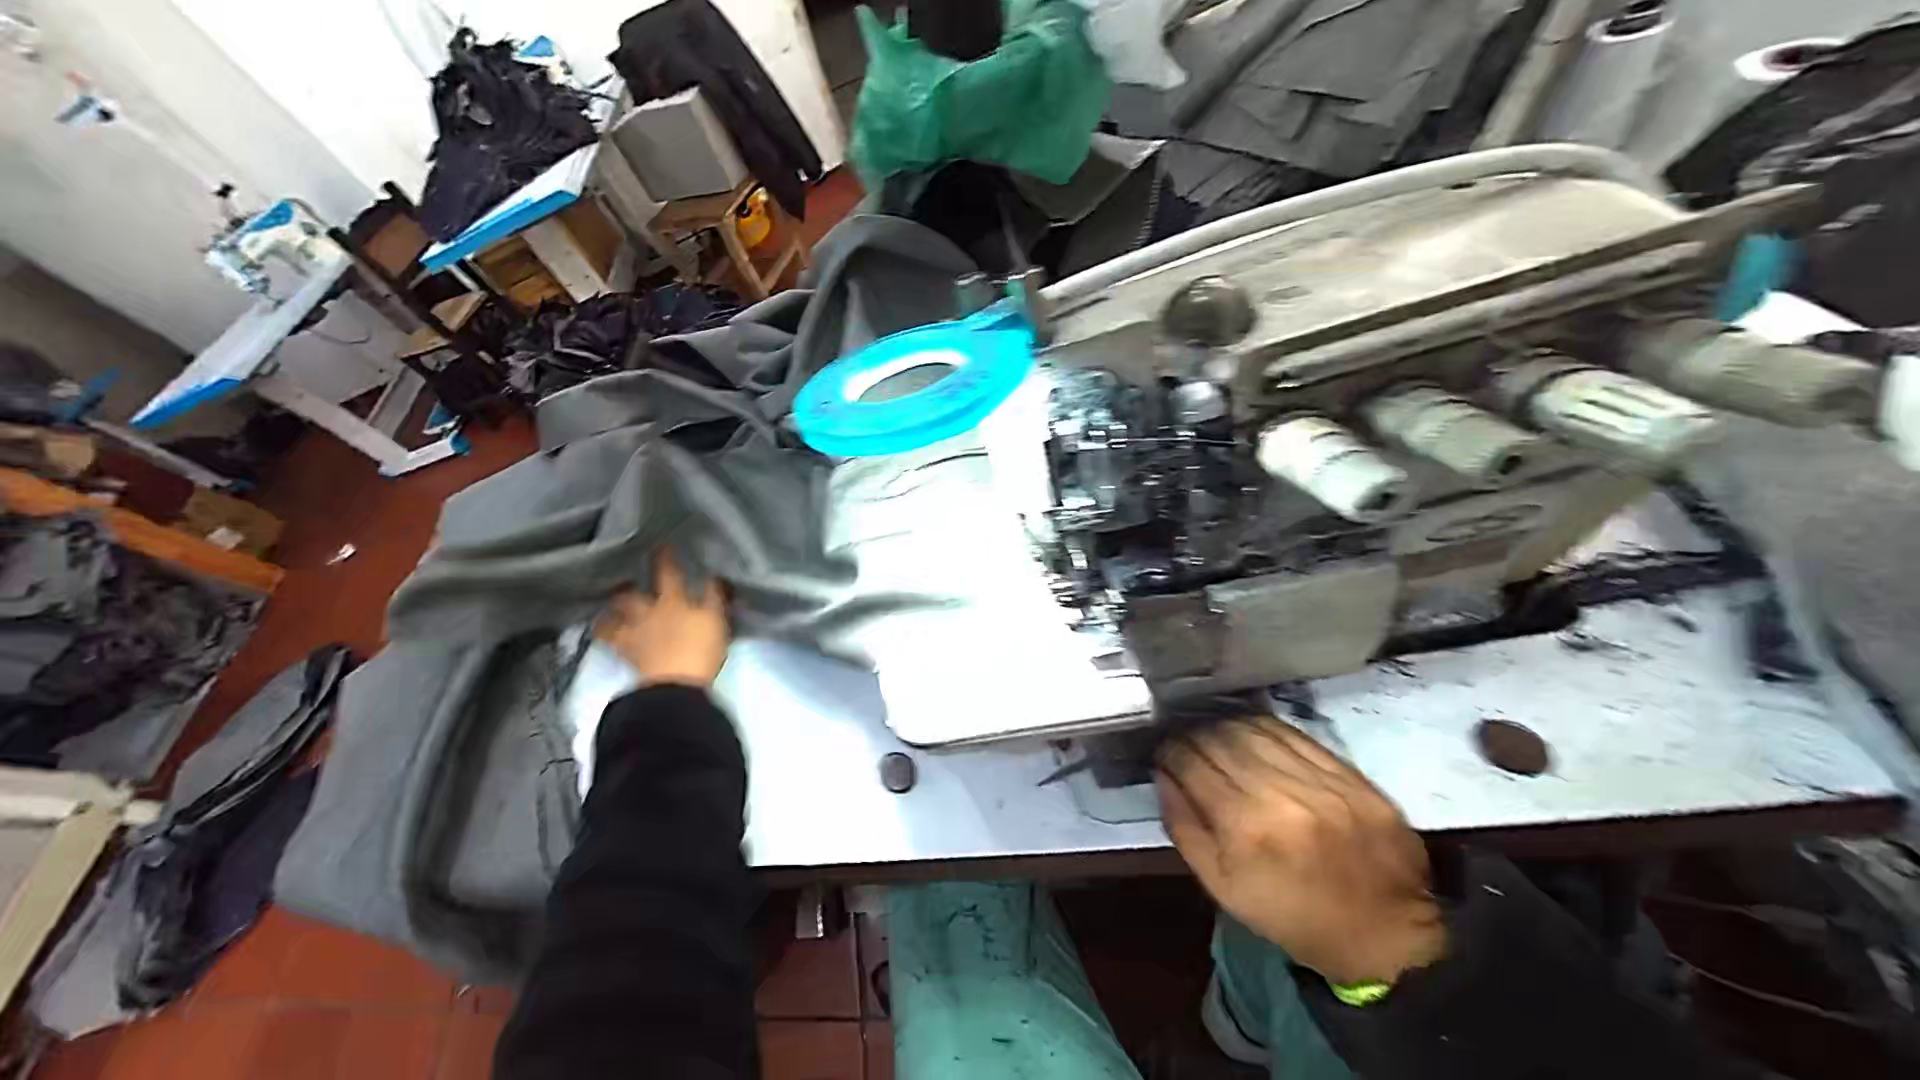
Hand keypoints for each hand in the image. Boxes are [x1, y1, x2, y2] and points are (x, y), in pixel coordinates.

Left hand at [596, 548, 730, 688]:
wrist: (675, 685)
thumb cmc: (701, 650)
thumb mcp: (716, 619)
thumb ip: (714, 596)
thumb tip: (713, 576)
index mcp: (672, 601)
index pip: (668, 572)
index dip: (665, 557)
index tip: (661, 545)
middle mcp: (647, 612)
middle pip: (630, 594)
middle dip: (626, 586)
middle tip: (623, 581)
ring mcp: (632, 634)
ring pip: (612, 617)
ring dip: (608, 612)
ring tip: (604, 610)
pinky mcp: (624, 654)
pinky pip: (609, 641)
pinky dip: (604, 635)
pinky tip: (601, 634)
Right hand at [1156, 717, 1445, 985]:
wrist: (1383, 935)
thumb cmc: (1291, 916)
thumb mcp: (1221, 887)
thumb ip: (1183, 827)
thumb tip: (1163, 776)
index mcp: (1244, 827)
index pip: (1191, 764)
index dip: (1169, 751)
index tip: (1163, 752)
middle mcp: (1281, 794)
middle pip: (1219, 739)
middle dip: (1192, 735)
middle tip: (1184, 741)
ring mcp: (1320, 781)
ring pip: (1254, 729)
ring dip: (1224, 726)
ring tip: (1214, 733)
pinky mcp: (1349, 775)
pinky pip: (1294, 734)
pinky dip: (1263, 728)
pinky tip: (1251, 732)